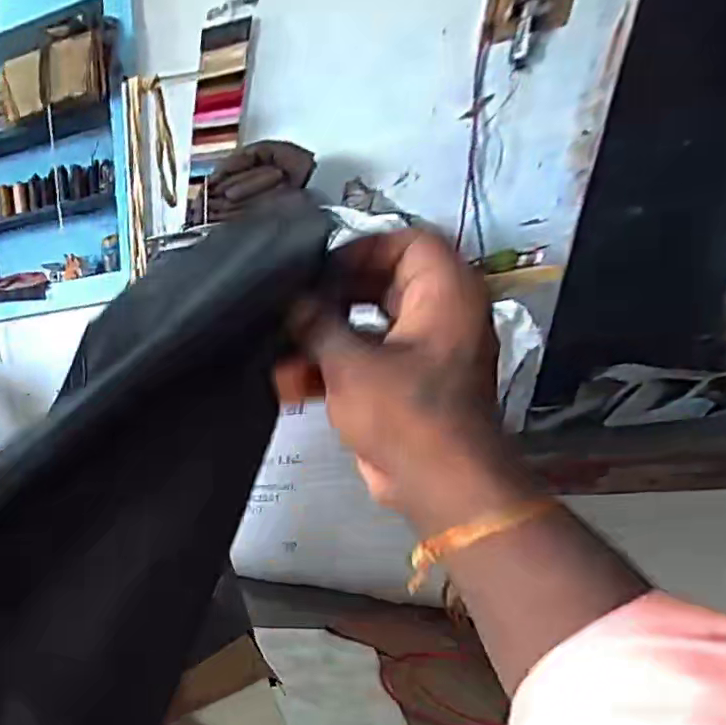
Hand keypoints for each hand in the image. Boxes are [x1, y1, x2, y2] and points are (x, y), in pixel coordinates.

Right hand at [276, 227, 530, 527]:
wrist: (436, 481)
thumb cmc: (405, 414)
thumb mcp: (351, 364)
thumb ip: (318, 327)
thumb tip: (294, 304)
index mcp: (445, 295)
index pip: (409, 243)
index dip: (361, 249)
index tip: (319, 269)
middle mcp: (438, 317)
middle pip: (382, 286)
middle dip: (332, 300)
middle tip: (292, 307)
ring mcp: (420, 354)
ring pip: (368, 329)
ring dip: (323, 341)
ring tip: (281, 352)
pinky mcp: (402, 388)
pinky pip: (366, 363)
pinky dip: (332, 369)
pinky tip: (292, 382)